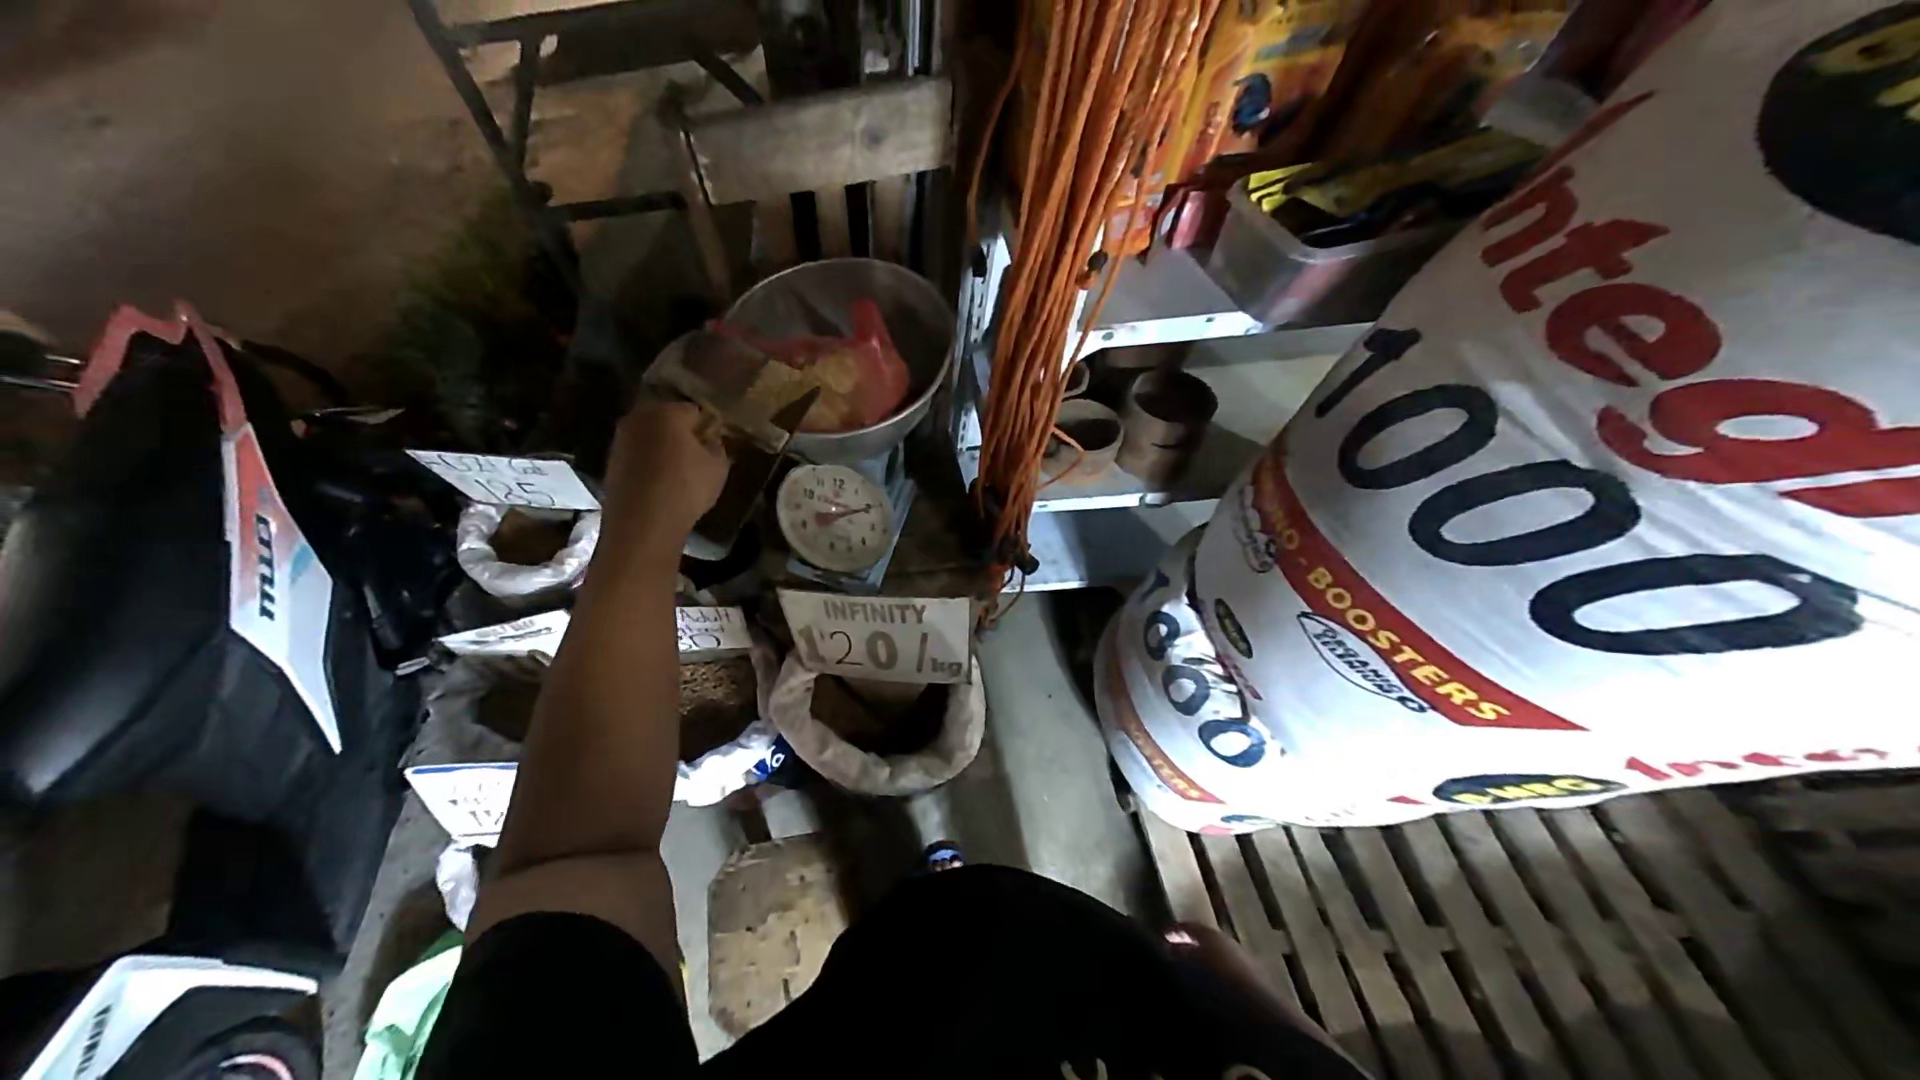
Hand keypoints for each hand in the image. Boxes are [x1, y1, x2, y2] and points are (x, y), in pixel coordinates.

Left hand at [603, 399, 728, 542]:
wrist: (642, 521)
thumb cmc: (686, 488)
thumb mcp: (718, 468)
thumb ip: (717, 447)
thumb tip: (710, 441)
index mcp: (667, 412)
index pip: (694, 411)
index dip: (707, 426)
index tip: (714, 443)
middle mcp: (639, 418)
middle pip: (666, 419)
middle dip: (681, 432)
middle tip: (697, 453)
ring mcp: (620, 439)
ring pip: (649, 436)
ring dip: (662, 447)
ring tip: (678, 469)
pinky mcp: (610, 461)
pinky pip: (636, 454)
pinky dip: (648, 462)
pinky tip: (659, 481)